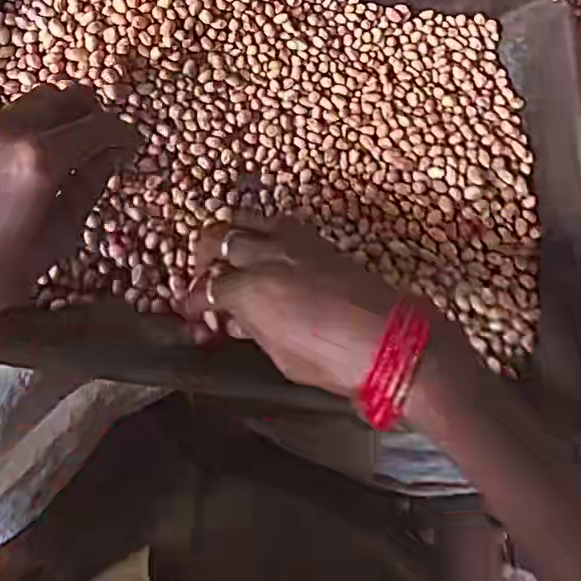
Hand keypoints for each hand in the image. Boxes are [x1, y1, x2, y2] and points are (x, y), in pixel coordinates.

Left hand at [0, 83, 138, 396]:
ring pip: (38, 100)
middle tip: (106, 142)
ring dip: (64, 115)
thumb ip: (89, 186)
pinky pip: (12, 115)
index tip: (132, 144)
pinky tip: (38, 155)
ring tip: (74, 148)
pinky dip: (35, 123)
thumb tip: (111, 156)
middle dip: (94, 114)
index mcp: (37, 159)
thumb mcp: (57, 237)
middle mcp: (9, 132)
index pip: (96, 126)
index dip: (122, 133)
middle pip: (68, 97)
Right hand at [178, 212, 478, 399]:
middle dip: (201, 257)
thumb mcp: (280, 356)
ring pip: (242, 219)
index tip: (188, 309)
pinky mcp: (312, 238)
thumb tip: (236, 318)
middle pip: (216, 240)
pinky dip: (259, 230)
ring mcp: (289, 241)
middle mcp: (263, 256)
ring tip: (225, 251)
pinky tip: (262, 246)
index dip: (192, 300)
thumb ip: (252, 328)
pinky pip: (274, 221)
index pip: (206, 288)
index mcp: (249, 290)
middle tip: (200, 274)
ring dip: (227, 234)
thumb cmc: (333, 361)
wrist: (392, 341)